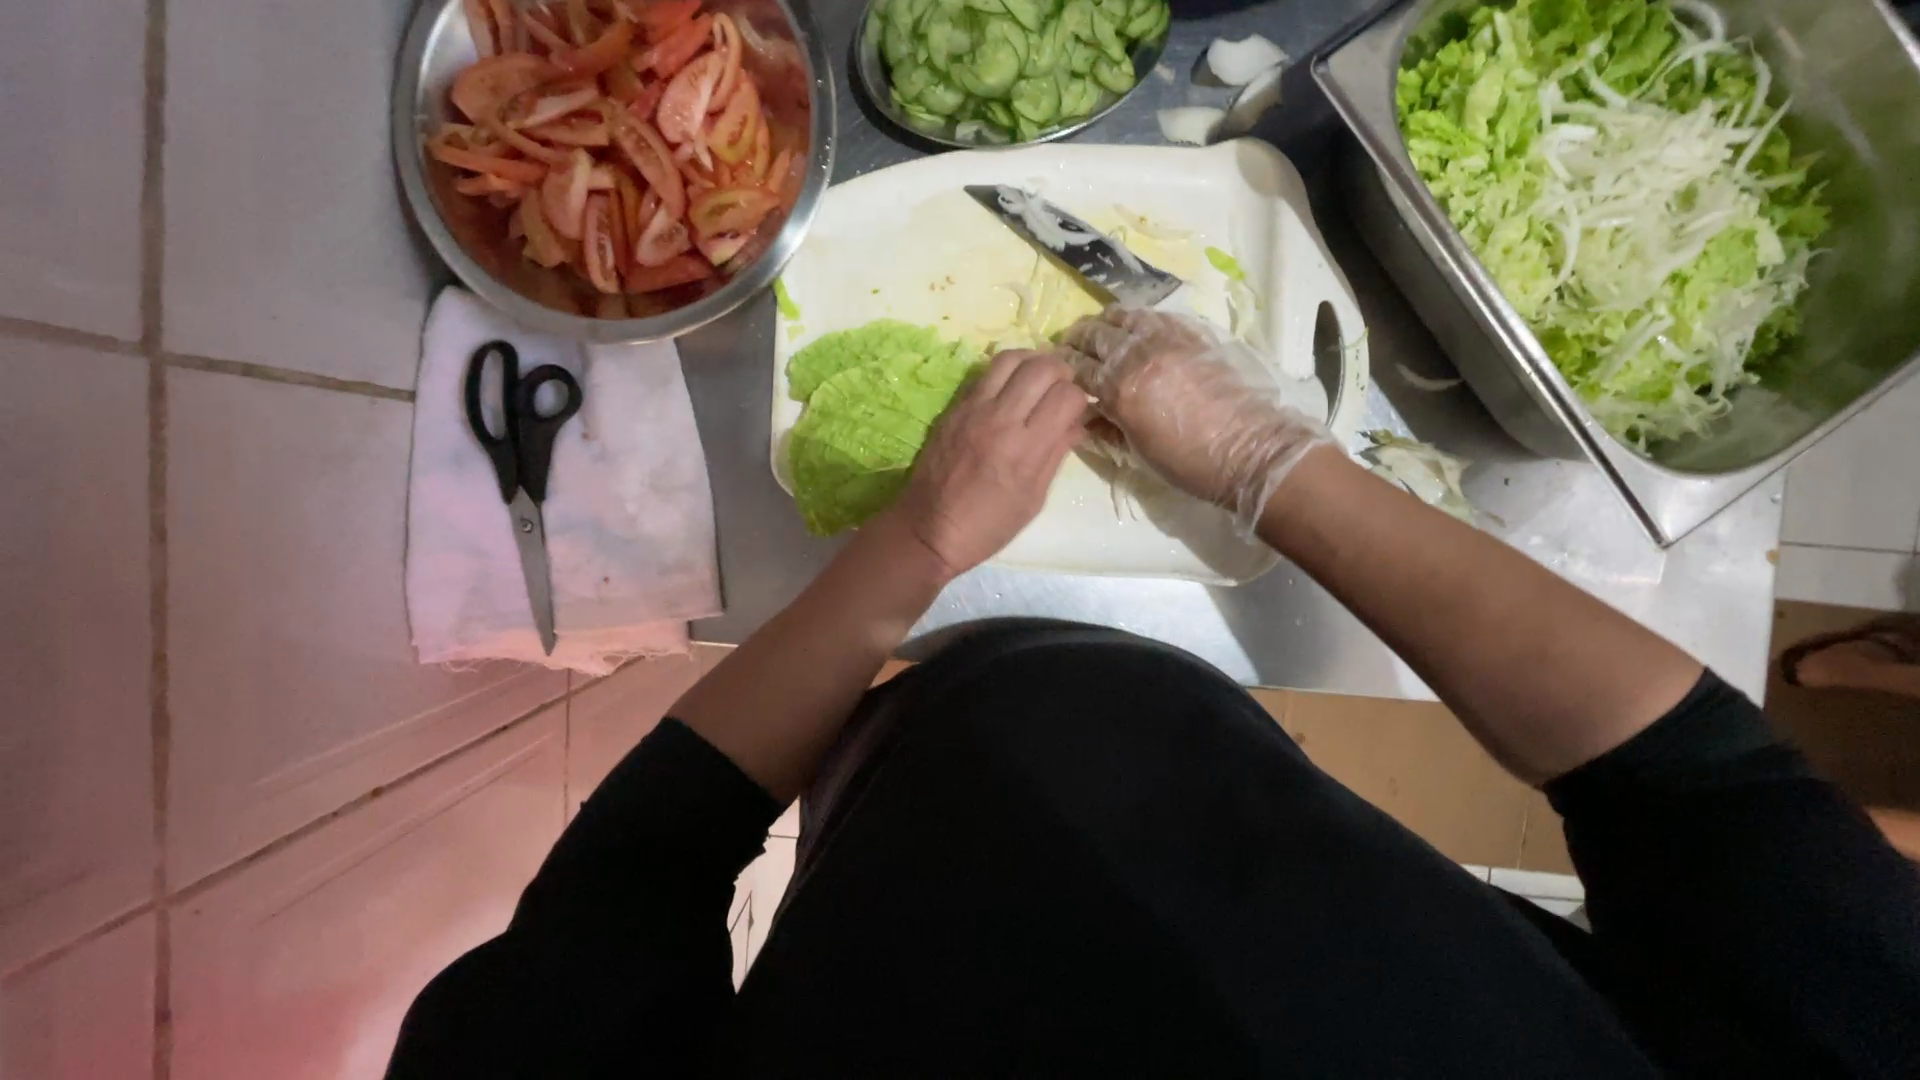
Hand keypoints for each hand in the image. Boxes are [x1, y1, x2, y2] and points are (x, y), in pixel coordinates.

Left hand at [873, 349, 1086, 581]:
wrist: (929, 529)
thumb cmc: (987, 525)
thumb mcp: (1033, 498)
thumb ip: (1056, 454)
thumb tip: (1076, 423)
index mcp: (1026, 448)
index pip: (1067, 396)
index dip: (1080, 399)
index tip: (1077, 411)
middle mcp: (1001, 419)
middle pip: (1042, 367)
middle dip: (1061, 372)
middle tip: (1061, 387)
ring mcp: (973, 409)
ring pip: (1010, 358)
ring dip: (1032, 362)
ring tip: (1037, 379)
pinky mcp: (953, 408)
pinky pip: (984, 374)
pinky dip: (1005, 373)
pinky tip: (1010, 389)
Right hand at [1063, 307, 1330, 534]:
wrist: (1247, 450)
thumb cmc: (1186, 462)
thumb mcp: (1136, 452)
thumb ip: (1105, 427)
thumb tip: (1084, 416)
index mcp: (1118, 390)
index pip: (1077, 369)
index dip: (1062, 368)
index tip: (1056, 369)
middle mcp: (1137, 356)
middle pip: (1094, 336)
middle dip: (1079, 341)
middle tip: (1073, 346)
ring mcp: (1167, 339)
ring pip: (1124, 317)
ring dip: (1107, 324)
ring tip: (1102, 330)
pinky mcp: (1193, 333)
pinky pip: (1156, 315)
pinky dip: (1139, 319)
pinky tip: (1137, 327)